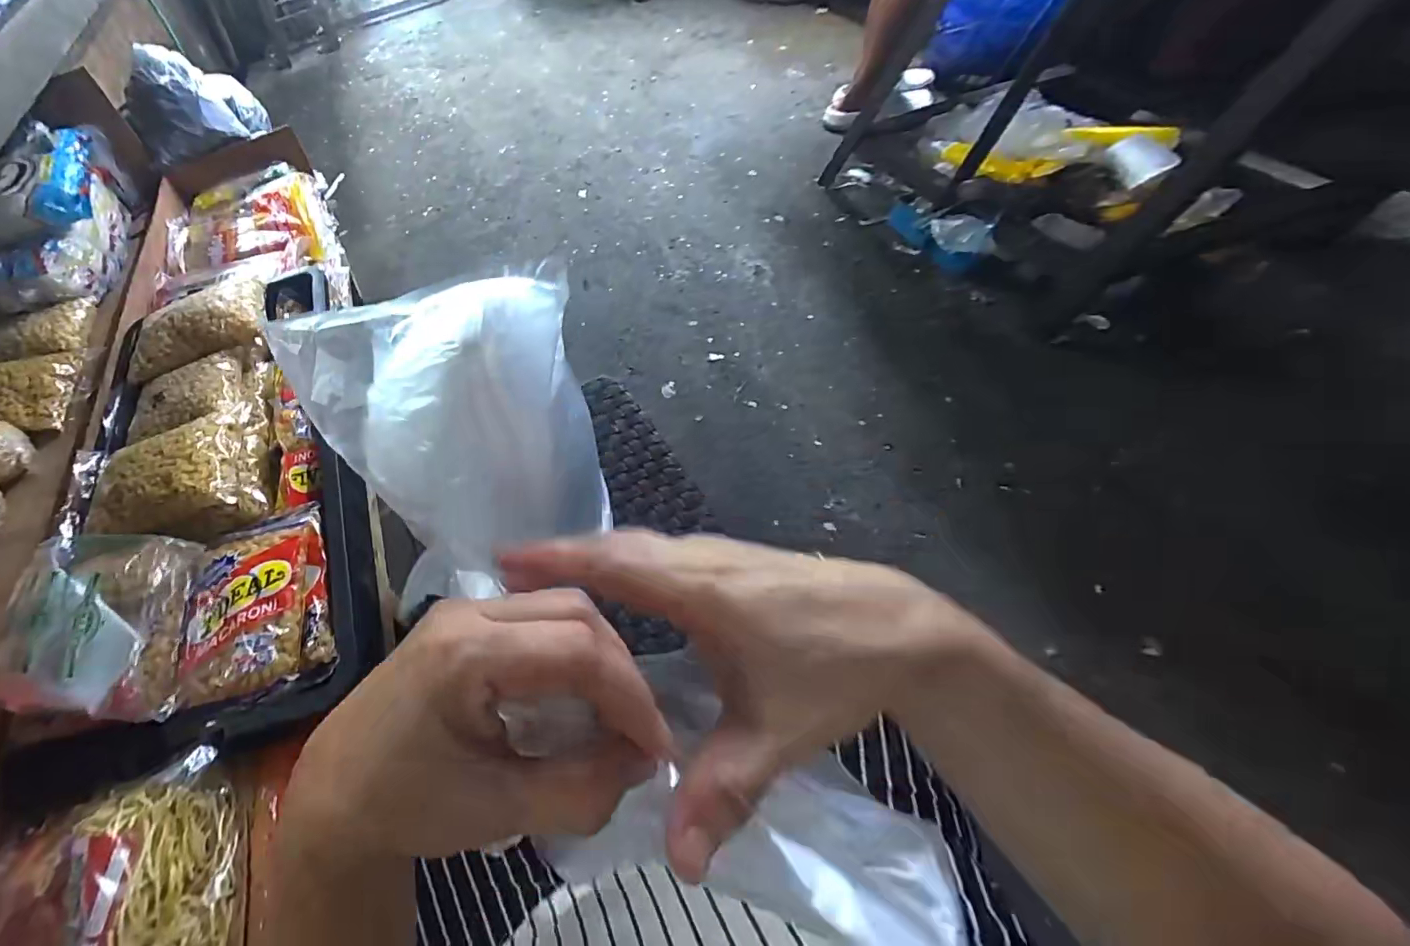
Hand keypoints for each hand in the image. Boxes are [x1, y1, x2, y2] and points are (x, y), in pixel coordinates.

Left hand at [284, 589, 673, 860]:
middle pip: (573, 611)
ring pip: (557, 607)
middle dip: (618, 669)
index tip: (655, 749)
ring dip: (596, 657)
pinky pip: (534, 619)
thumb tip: (641, 760)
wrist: (336, 791)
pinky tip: (572, 696)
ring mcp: (462, 609)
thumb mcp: (500, 809)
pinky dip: (567, 653)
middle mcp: (465, 612)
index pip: (576, 649)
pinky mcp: (462, 621)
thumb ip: (581, 786)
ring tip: (610, 715)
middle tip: (636, 730)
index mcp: (466, 653)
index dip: (630, 696)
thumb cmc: (406, 805)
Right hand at [499, 529, 985, 881]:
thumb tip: (677, 864)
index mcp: (698, 589)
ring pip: (639, 544)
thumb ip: (722, 793)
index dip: (558, 559)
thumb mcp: (775, 736)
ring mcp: (715, 552)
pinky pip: (658, 551)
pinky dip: (621, 559)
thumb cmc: (834, 670)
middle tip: (509, 571)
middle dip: (562, 554)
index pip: (614, 565)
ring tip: (548, 576)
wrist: (903, 627)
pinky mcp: (728, 558)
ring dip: (591, 554)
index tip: (506, 558)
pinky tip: (615, 584)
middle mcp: (698, 558)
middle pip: (618, 546)